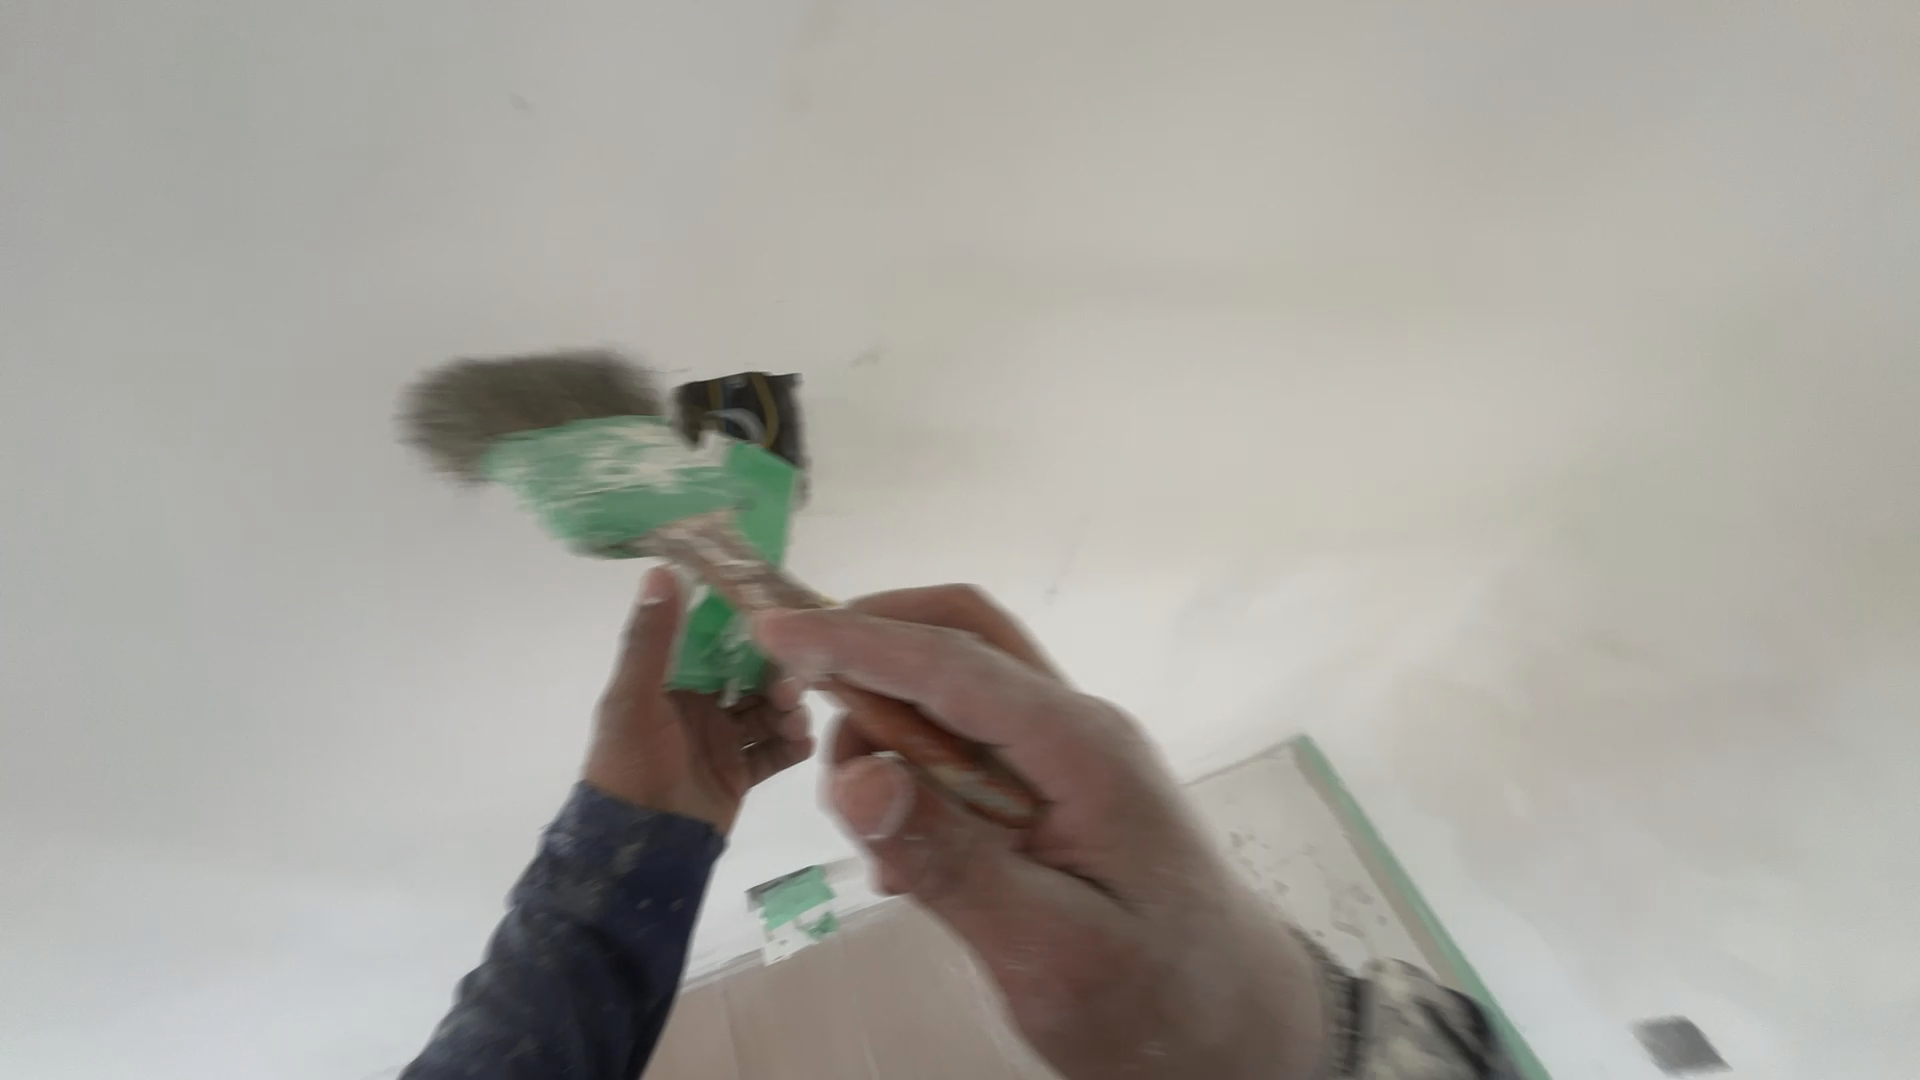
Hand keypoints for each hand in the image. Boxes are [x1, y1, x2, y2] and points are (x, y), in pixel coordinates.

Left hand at [583, 566, 813, 834]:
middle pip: (749, 675)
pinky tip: (800, 743)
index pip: (715, 642)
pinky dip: (791, 744)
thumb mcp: (633, 698)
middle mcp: (698, 705)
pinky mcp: (740, 772)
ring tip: (793, 720)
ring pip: (767, 710)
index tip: (779, 623)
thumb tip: (661, 569)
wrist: (638, 852)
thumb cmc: (630, 766)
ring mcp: (721, 740)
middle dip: (775, 674)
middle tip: (790, 685)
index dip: (746, 631)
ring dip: (786, 708)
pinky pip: (774, 751)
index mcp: (669, 681)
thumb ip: (651, 638)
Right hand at [751, 586, 1331, 1079]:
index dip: (856, 641)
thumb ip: (952, 863)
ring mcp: (1069, 744)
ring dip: (892, 705)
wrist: (1243, 1023)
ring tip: (858, 798)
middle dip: (877, 638)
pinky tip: (902, 836)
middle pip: (965, 632)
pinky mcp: (1058, 775)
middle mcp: (1074, 721)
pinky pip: (973, 732)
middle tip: (805, 685)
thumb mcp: (1047, 953)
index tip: (771, 629)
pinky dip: (917, 752)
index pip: (950, 662)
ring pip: (962, 676)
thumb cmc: (1156, 1002)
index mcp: (1079, 746)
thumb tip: (857, 775)